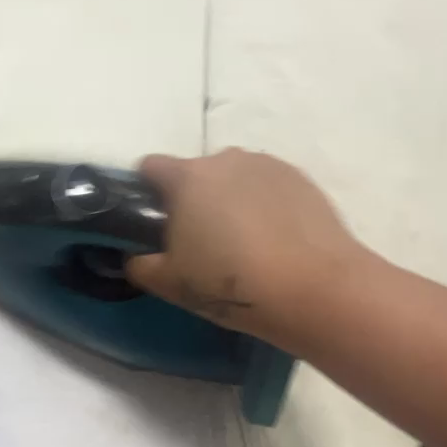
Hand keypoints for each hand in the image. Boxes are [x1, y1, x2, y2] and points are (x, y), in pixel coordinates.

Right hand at [126, 149, 369, 344]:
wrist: (311, 288)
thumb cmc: (229, 284)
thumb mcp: (171, 285)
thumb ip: (141, 265)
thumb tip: (134, 255)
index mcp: (187, 178)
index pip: (150, 167)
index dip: (145, 194)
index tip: (152, 224)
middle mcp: (227, 159)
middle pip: (196, 174)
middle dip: (192, 202)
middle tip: (200, 246)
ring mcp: (267, 165)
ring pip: (235, 180)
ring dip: (230, 203)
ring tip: (242, 247)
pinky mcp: (301, 179)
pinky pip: (268, 189)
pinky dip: (263, 208)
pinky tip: (272, 244)